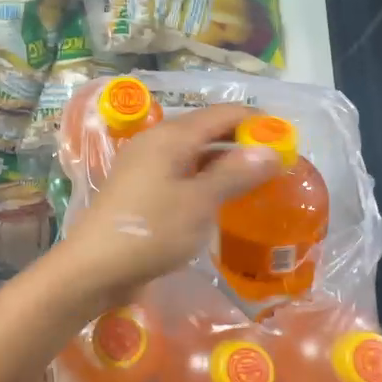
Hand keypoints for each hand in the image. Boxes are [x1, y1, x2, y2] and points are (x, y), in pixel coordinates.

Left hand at [40, 103, 280, 314]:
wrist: (94, 267)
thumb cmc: (150, 231)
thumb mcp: (199, 203)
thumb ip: (234, 174)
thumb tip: (269, 149)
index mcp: (169, 136)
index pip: (221, 114)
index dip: (255, 121)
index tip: (287, 138)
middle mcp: (154, 142)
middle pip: (205, 130)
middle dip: (241, 141)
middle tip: (277, 162)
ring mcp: (143, 165)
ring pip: (192, 153)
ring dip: (223, 161)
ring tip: (256, 180)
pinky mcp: (139, 189)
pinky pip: (180, 172)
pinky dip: (204, 178)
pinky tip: (221, 197)